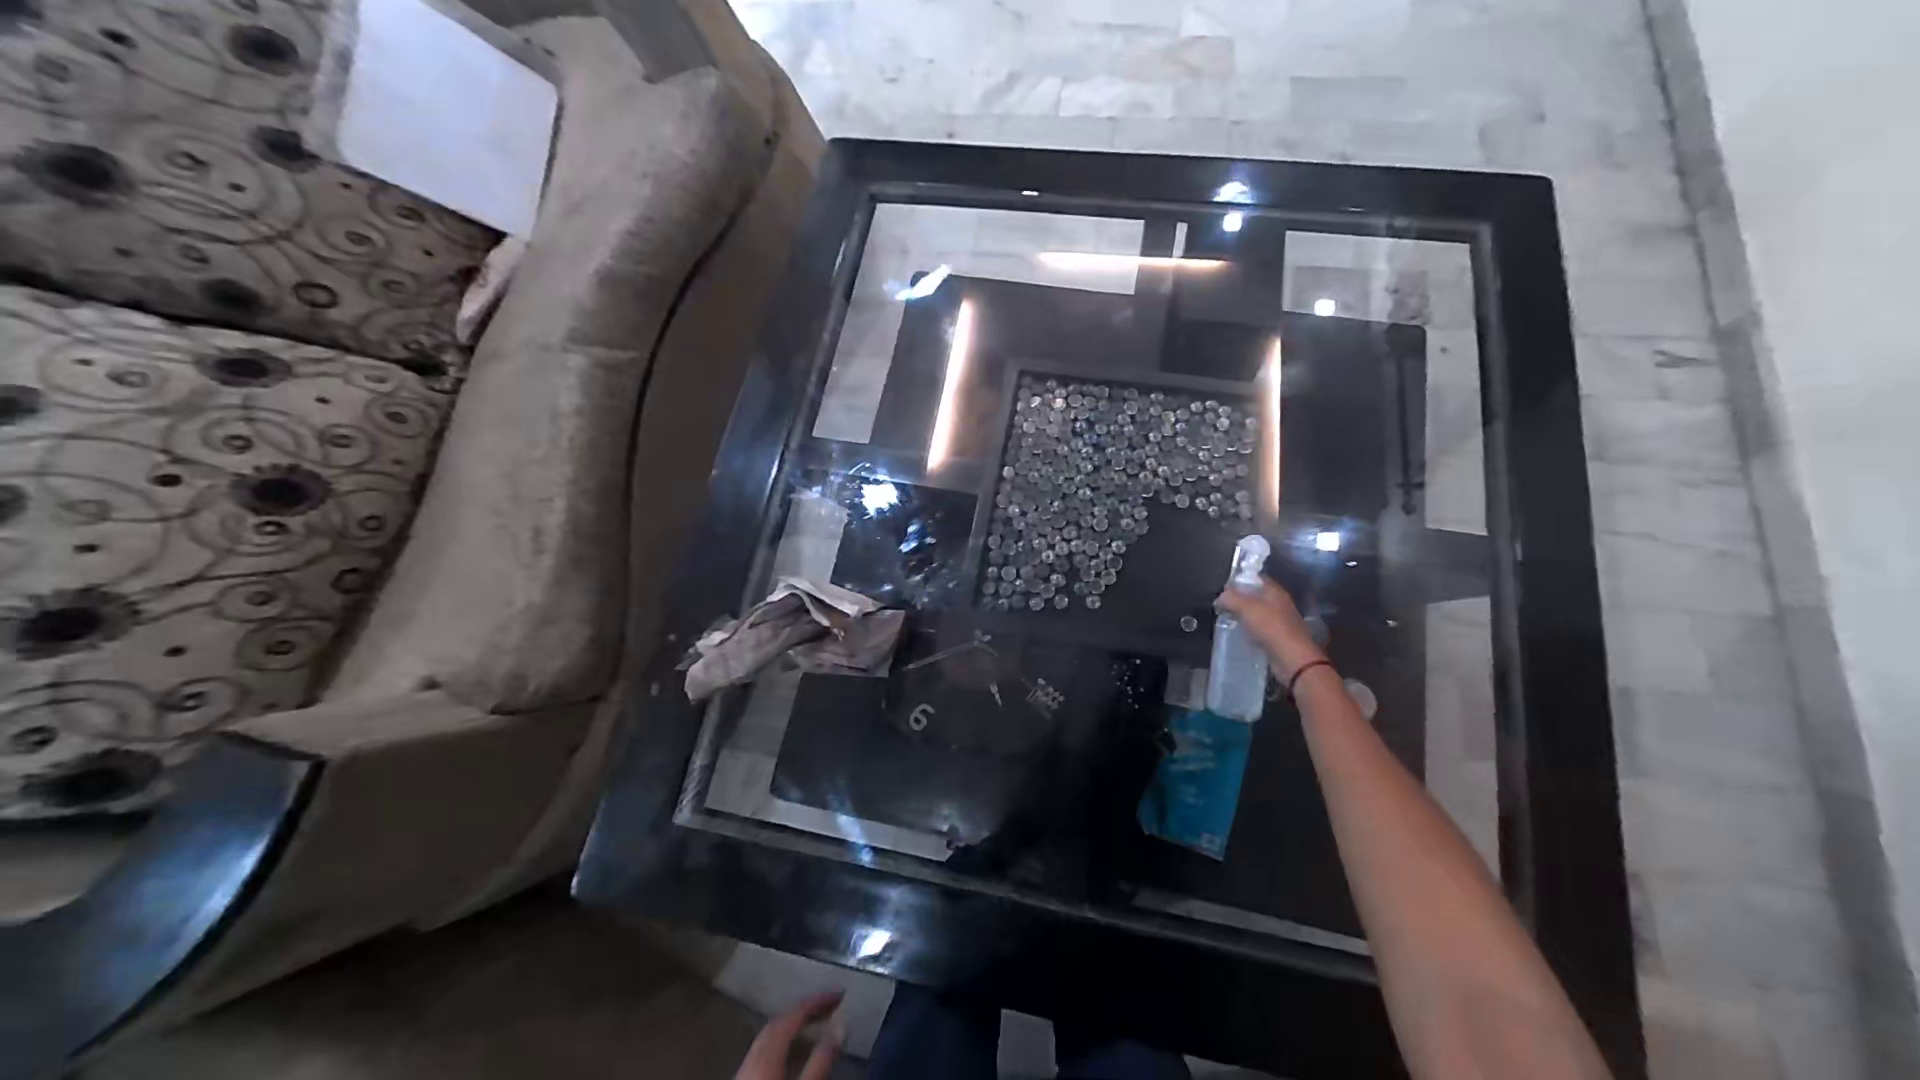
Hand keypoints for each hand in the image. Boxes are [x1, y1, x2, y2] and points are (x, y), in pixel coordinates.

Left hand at [733, 991, 843, 1079]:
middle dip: (806, 1010)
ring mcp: (744, 1070)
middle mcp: (753, 1055)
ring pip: (770, 1036)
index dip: (817, 1001)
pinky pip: (765, 1050)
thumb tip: (842, 1023)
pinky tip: (793, 1053)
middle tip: (831, 1006)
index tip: (840, 995)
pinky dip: (783, 1042)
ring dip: (794, 1025)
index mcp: (768, 1052)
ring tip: (817, 1024)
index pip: (794, 1014)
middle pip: (780, 1022)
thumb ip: (822, 1058)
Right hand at [1216, 576, 1324, 676]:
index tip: (1223, 588)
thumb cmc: (1270, 627)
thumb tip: (1220, 598)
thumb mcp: (1245, 607)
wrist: (1291, 658)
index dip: (1240, 580)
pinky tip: (1237, 633)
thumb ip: (1230, 598)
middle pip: (1255, 596)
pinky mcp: (1277, 637)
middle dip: (1238, 599)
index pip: (1256, 578)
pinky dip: (1248, 630)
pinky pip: (1258, 628)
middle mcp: (1279, 603)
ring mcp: (1279, 621)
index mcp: (1275, 591)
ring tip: (1225, 619)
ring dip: (1242, 615)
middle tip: (1221, 604)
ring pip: (1256, 613)